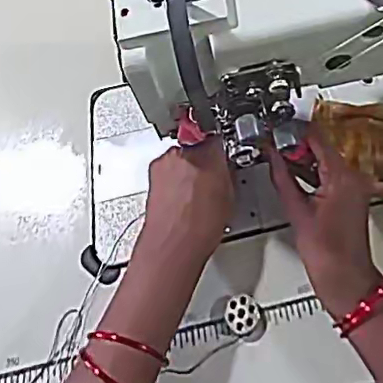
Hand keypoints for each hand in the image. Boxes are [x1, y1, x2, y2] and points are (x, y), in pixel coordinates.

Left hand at [131, 141, 235, 277]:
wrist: (173, 245)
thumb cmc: (198, 227)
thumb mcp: (229, 195)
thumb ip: (226, 172)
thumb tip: (225, 166)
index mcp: (206, 153)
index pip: (216, 137)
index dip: (221, 146)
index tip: (223, 153)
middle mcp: (182, 153)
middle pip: (196, 144)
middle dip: (203, 157)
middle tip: (212, 175)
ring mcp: (164, 163)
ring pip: (180, 156)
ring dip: (187, 167)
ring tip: (197, 191)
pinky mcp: (153, 175)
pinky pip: (168, 169)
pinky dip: (175, 177)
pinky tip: (183, 196)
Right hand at [267, 136, 382, 317]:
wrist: (346, 280)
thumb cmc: (328, 254)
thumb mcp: (297, 210)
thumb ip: (282, 177)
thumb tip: (272, 156)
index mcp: (343, 176)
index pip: (318, 138)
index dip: (295, 132)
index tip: (279, 130)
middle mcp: (354, 178)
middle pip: (322, 147)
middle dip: (297, 145)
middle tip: (275, 144)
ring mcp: (354, 187)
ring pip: (326, 159)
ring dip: (304, 158)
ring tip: (282, 158)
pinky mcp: (351, 196)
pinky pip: (330, 174)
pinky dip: (313, 171)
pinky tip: (295, 175)